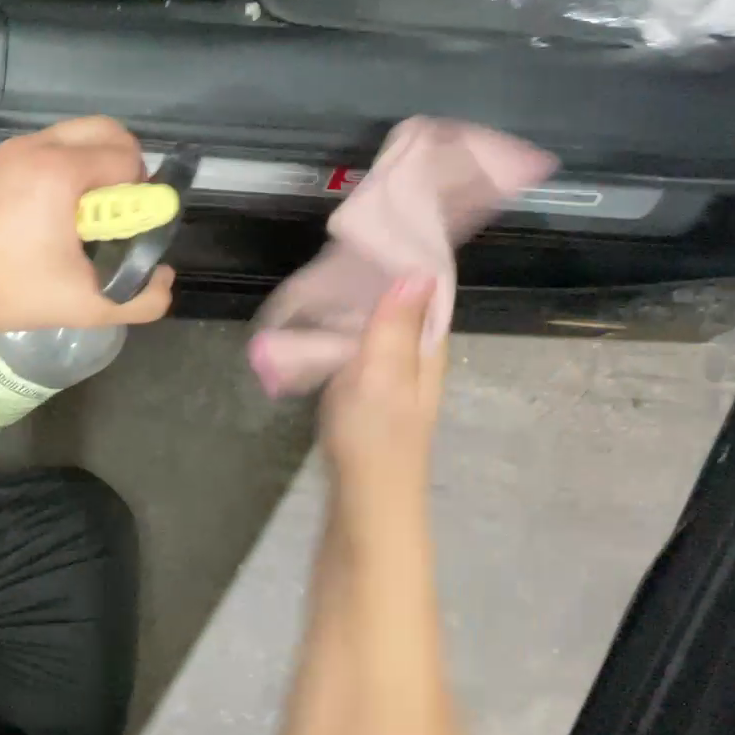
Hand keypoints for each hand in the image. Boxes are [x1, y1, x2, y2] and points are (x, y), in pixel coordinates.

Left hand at [0, 116, 174, 334]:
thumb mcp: (87, 304)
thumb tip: (163, 277)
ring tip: (76, 213)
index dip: (139, 190)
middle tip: (114, 207)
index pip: (126, 157)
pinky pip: (33, 151)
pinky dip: (50, 168)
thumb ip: (143, 298)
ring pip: (65, 136)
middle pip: (101, 129)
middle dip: (120, 162)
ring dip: (85, 164)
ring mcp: (1, 152)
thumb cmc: (11, 292)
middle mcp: (30, 148)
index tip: (126, 224)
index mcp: (58, 170)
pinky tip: (39, 213)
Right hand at [319, 275, 446, 499]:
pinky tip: (309, 326)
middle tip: (332, 255)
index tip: (374, 235)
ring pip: (372, 327)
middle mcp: (411, 359)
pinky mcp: (362, 391)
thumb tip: (416, 272)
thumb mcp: (381, 378)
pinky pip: (351, 347)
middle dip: (370, 281)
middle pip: (397, 308)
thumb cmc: (374, 438)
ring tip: (315, 282)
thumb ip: (394, 329)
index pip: (425, 295)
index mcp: (425, 352)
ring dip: (349, 306)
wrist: (365, 499)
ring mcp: (386, 377)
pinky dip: (334, 331)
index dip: (405, 263)